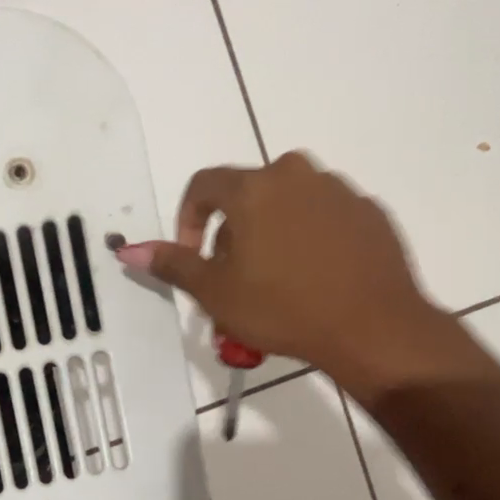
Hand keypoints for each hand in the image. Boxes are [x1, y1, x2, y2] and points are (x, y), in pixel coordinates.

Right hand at [117, 152, 453, 390]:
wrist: (370, 325)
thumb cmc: (281, 308)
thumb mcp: (214, 292)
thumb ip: (173, 264)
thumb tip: (129, 249)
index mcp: (254, 189)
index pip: (203, 185)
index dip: (187, 221)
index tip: (193, 259)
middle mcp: (297, 175)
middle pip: (247, 194)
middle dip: (230, 234)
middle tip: (232, 280)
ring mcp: (339, 191)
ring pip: (287, 205)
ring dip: (269, 236)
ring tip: (271, 285)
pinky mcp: (368, 212)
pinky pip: (324, 219)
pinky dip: (307, 242)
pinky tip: (310, 283)